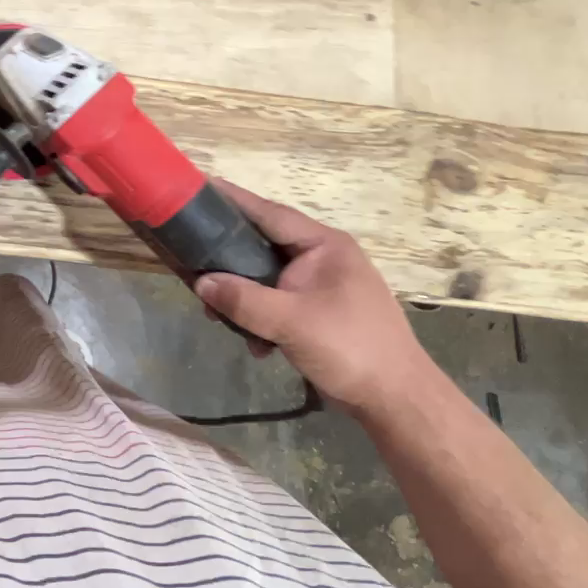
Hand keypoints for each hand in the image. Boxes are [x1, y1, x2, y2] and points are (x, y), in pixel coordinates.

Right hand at [195, 180, 438, 417]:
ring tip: (216, 316)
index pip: (270, 212)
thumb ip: (242, 299)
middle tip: (191, 264)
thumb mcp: (291, 322)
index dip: (232, 199)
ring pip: (264, 278)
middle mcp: (321, 258)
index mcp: (324, 245)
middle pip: (261, 246)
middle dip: (227, 261)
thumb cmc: (351, 348)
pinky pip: (274, 303)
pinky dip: (259, 319)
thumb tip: (199, 282)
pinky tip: (256, 345)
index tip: (197, 185)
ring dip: (241, 298)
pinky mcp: (316, 312)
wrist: (397, 401)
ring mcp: (319, 285)